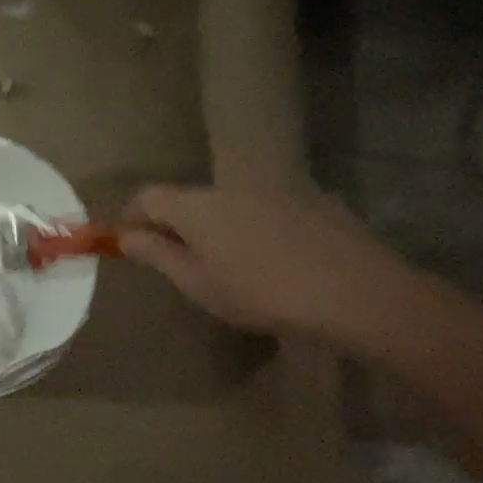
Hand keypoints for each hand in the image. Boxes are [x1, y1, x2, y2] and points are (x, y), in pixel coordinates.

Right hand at [120, 185, 411, 337]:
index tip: (131, 243)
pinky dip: (259, 229)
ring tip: (231, 265)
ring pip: (232, 205)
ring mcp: (280, 191)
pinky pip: (270, 211)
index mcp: (196, 206)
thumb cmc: (259, 292)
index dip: (132, 217)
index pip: (147, 196)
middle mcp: (233, 188)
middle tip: (180, 262)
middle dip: (177, 224)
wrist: (357, 294)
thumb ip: (156, 254)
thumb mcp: (195, 282)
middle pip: (191, 199)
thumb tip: (125, 236)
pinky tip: (276, 262)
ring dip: (220, 227)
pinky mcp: (319, 203)